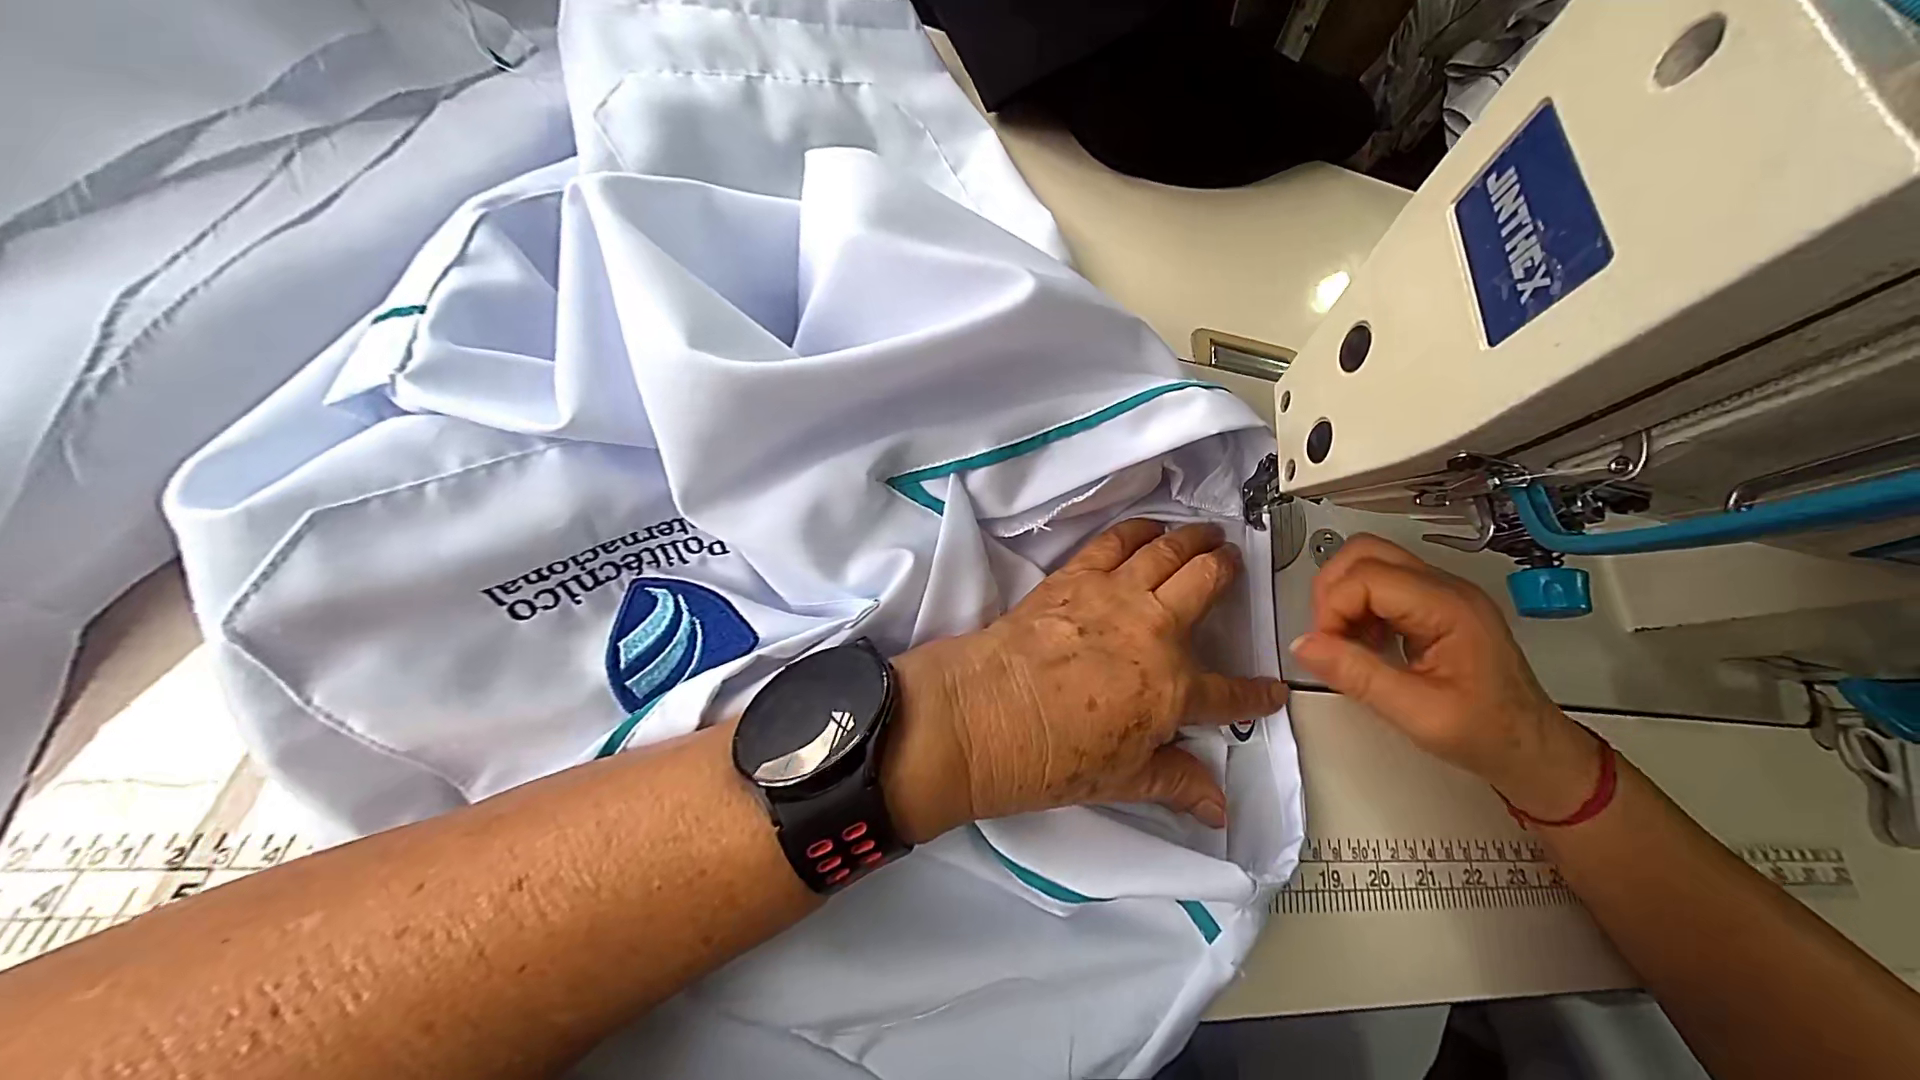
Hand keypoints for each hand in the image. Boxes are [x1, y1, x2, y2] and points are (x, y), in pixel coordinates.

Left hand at [883, 519, 1288, 842]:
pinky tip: (1148, 527)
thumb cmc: (1051, 757)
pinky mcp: (1074, 578)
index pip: (1230, 693)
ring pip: (1167, 552)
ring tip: (1206, 532)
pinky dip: (1137, 529)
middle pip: (1205, 584)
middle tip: (1233, 562)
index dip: (1256, 693)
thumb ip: (1175, 783)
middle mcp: (1153, 632)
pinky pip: (1115, 542)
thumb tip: (1215, 807)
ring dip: (1192, 538)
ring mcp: (1114, 598)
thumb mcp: (1122, 780)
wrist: (983, 716)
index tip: (1271, 690)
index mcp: (1172, 690)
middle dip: (1227, 570)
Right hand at [1286, 534, 1601, 818]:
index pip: (1365, 577)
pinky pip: (1377, 583)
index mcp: (1449, 609)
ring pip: (1367, 563)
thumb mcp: (1418, 714)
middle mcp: (1445, 590)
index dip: (1332, 609)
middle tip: (1330, 635)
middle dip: (1331, 592)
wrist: (1531, 748)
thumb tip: (1305, 645)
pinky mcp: (1430, 604)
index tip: (1327, 648)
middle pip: (1363, 554)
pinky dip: (1356, 606)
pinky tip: (1364, 641)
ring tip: (1347, 640)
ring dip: (1342, 597)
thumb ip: (1357, 675)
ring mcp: (1439, 593)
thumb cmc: (1491, 733)